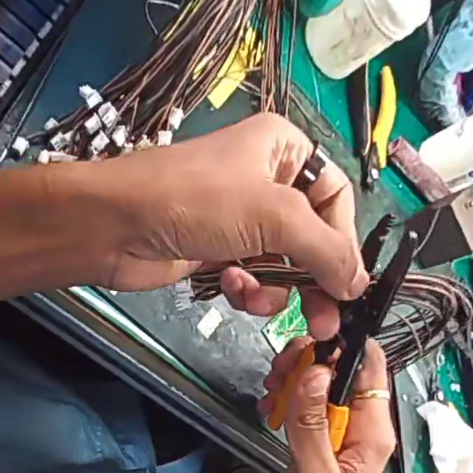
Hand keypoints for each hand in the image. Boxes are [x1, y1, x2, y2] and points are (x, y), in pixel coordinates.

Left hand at [64, 113, 367, 339]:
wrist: (114, 226)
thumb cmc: (195, 202)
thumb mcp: (273, 215)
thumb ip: (324, 250)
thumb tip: (358, 283)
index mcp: (283, 150)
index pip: (335, 198)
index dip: (343, 242)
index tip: (348, 283)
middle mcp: (264, 181)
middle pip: (311, 237)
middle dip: (315, 279)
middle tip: (324, 322)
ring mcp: (236, 219)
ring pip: (281, 264)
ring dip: (276, 289)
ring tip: (257, 301)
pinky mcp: (213, 251)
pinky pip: (250, 276)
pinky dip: (246, 290)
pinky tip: (232, 290)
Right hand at [259, 337, 395, 472]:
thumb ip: (312, 424)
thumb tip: (315, 373)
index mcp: (371, 434)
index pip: (369, 370)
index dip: (342, 349)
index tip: (309, 346)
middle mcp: (355, 428)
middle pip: (337, 372)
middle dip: (306, 363)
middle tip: (280, 373)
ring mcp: (331, 434)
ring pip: (314, 385)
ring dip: (290, 380)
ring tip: (271, 394)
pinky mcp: (309, 442)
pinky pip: (298, 405)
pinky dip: (281, 399)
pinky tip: (269, 409)